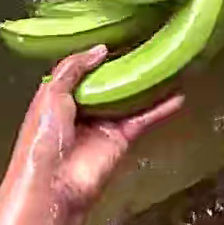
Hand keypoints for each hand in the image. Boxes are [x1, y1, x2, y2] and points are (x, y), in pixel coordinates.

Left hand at [4, 49, 181, 221]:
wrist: (55, 185)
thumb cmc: (44, 138)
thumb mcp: (50, 95)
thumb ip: (73, 68)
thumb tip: (102, 49)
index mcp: (59, 99)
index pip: (80, 72)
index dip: (95, 57)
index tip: (116, 38)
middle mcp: (83, 109)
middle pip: (108, 83)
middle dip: (124, 67)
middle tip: (146, 44)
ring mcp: (105, 123)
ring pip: (131, 98)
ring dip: (148, 84)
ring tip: (167, 65)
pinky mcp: (123, 137)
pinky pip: (146, 117)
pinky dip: (162, 107)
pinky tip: (179, 95)